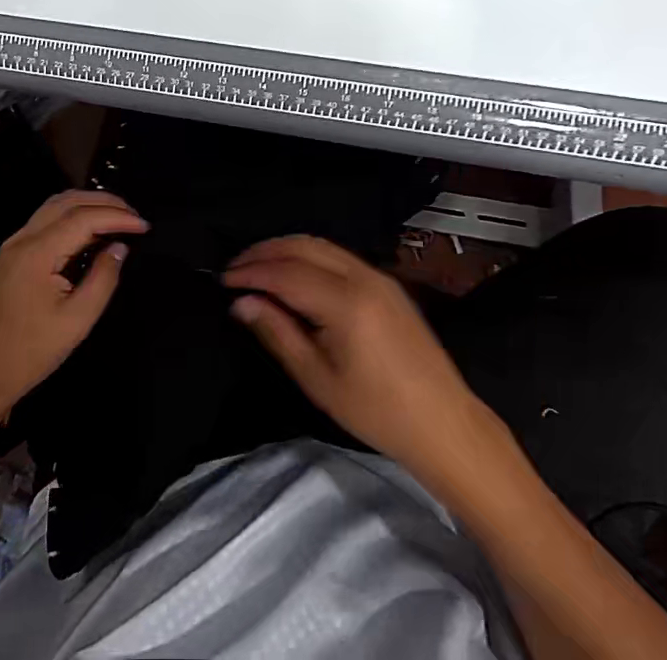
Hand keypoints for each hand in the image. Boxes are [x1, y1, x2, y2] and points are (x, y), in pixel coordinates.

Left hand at [0, 191, 146, 441]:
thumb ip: (103, 277)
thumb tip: (120, 247)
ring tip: (119, 218)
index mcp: (36, 254)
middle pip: (66, 201)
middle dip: (104, 201)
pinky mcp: (12, 255)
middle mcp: (21, 240)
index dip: (117, 217)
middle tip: (135, 216)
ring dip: (88, 205)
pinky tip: (93, 230)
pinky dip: (73, 216)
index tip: (145, 225)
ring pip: (54, 206)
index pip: (82, 218)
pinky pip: (46, 221)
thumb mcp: (79, 319)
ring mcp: (13, 245)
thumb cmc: (34, 351)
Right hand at [222, 236, 488, 476]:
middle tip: (234, 268)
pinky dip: (308, 255)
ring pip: (322, 245)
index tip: (222, 280)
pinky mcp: (388, 283)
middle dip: (264, 251)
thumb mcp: (318, 379)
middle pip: (303, 245)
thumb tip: (240, 303)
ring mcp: (379, 276)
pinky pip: (338, 255)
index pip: (286, 272)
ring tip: (256, 268)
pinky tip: (292, 274)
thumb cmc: (376, 411)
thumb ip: (277, 332)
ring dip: (285, 249)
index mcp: (346, 302)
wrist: (443, 422)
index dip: (250, 273)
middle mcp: (364, 277)